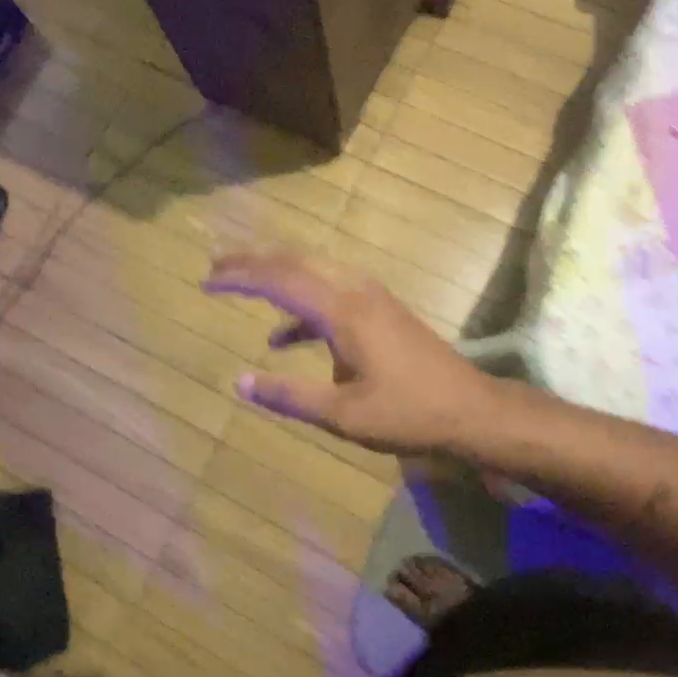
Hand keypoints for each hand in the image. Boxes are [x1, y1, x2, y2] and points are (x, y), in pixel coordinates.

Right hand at [202, 249, 498, 455]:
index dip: (242, 277)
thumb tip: (239, 382)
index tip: (207, 279)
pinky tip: (282, 339)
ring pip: (317, 273)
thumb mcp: (342, 414)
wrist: (470, 410)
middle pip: (298, 262)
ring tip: (242, 286)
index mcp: (344, 311)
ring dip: (279, 277)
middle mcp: (357, 292)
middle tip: (216, 265)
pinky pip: (333, 294)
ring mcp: (374, 299)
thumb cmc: (407, 413)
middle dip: (255, 262)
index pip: (282, 280)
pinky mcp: (383, 312)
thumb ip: (289, 396)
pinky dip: (303, 308)